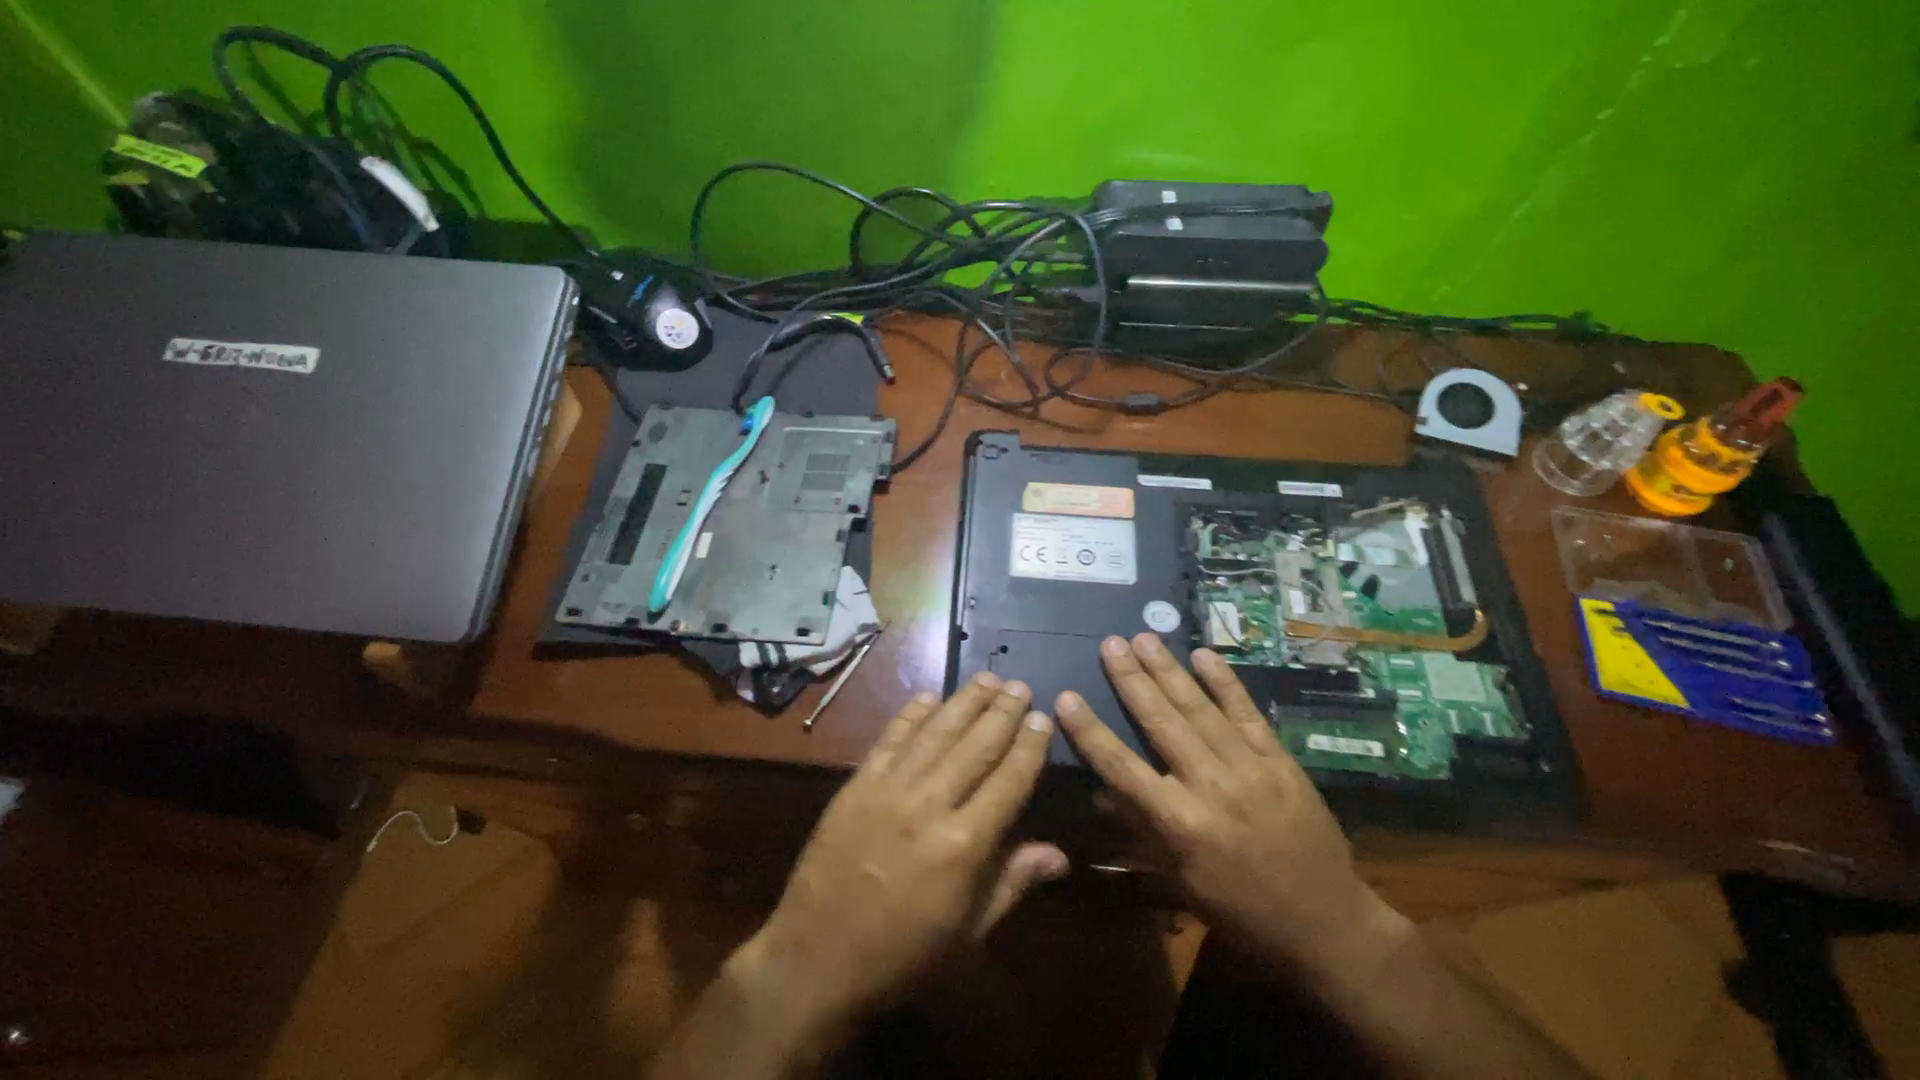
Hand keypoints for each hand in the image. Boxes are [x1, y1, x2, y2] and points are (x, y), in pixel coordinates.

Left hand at [736, 672, 1064, 1032]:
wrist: (816, 958)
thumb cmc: (902, 956)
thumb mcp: (968, 934)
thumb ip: (1012, 884)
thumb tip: (1059, 854)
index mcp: (965, 845)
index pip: (1009, 781)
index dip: (1029, 747)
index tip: (1043, 718)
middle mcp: (929, 805)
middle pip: (975, 747)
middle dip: (1002, 713)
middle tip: (1021, 685)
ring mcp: (888, 790)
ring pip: (934, 734)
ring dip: (963, 703)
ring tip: (987, 680)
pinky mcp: (856, 786)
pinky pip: (889, 741)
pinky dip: (910, 716)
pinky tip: (928, 697)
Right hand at [1054, 634, 1409, 978]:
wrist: (1324, 921)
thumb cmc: (1241, 911)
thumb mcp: (1182, 882)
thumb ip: (1142, 833)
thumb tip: (1102, 795)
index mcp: (1179, 824)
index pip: (1122, 767)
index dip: (1091, 731)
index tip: (1066, 696)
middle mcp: (1209, 787)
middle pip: (1161, 723)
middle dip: (1132, 680)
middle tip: (1110, 644)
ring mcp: (1248, 768)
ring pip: (1200, 709)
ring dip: (1169, 671)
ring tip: (1143, 638)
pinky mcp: (1280, 761)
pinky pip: (1247, 714)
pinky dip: (1225, 683)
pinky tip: (1203, 654)